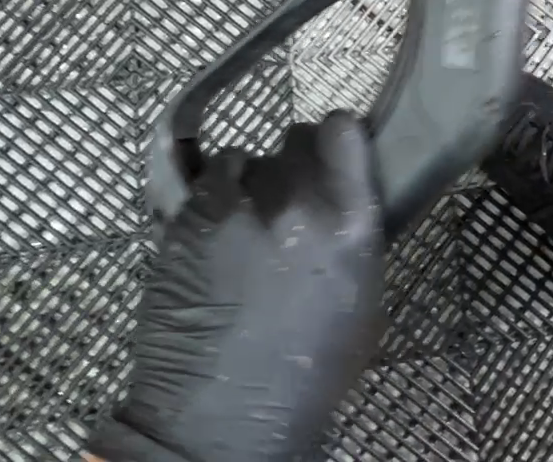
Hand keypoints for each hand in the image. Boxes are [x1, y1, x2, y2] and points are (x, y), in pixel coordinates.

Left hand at [87, 113, 385, 461]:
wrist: (222, 422)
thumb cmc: (307, 370)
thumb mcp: (362, 296)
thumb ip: (353, 228)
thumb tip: (341, 189)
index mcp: (349, 222)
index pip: (342, 129)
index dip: (334, 136)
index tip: (329, 152)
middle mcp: (297, 203)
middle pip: (295, 137)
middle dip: (294, 163)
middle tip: (285, 199)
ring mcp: (239, 208)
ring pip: (248, 158)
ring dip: (251, 183)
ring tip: (245, 225)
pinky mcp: (190, 220)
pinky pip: (210, 180)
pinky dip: (214, 197)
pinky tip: (216, 232)